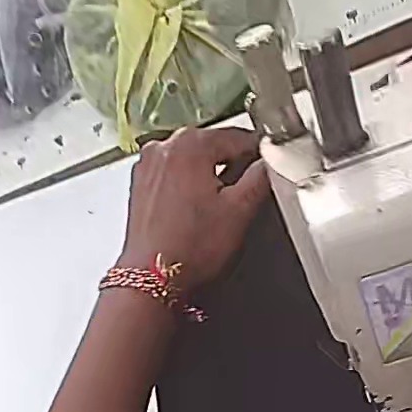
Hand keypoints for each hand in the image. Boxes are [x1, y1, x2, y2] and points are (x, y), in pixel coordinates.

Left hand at [122, 126, 270, 290]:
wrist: (153, 275)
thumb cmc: (191, 247)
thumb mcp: (240, 211)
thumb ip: (260, 178)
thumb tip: (271, 162)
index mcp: (190, 144)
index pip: (237, 136)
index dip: (259, 151)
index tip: (270, 163)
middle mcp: (164, 147)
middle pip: (211, 145)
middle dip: (232, 164)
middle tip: (249, 190)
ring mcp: (148, 166)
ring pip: (191, 160)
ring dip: (209, 175)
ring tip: (222, 206)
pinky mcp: (141, 185)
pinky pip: (173, 175)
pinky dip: (189, 186)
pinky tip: (198, 211)